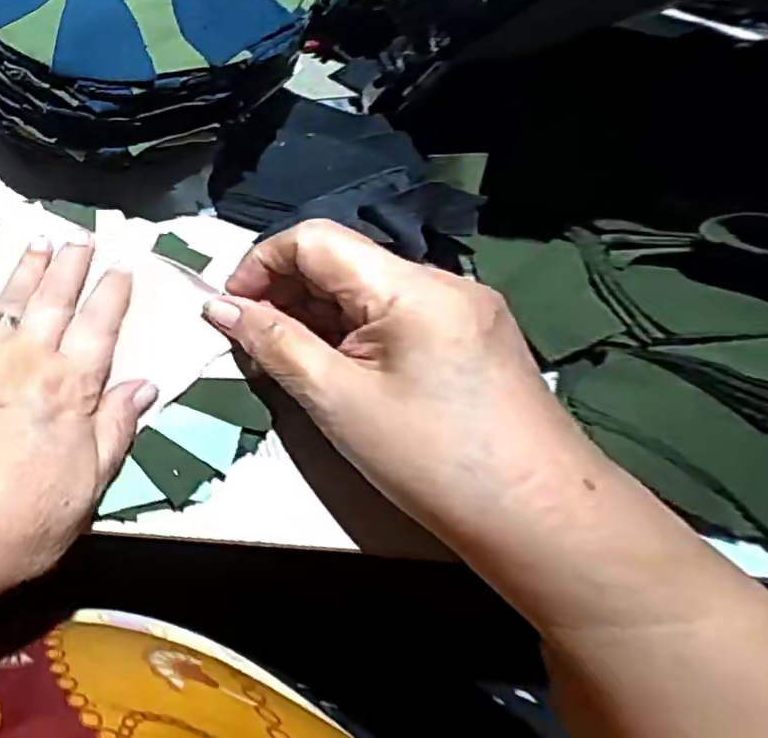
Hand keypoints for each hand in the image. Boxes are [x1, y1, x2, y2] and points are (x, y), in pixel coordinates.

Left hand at [0, 237, 156, 624]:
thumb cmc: (17, 519)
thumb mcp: (85, 490)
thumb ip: (115, 431)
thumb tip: (143, 386)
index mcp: (70, 387)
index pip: (100, 326)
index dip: (112, 293)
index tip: (120, 268)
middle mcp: (28, 357)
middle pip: (55, 298)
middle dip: (71, 264)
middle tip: (81, 237)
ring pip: (11, 296)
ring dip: (28, 266)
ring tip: (41, 240)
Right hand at [200, 219, 605, 552]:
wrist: (549, 528)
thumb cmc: (433, 460)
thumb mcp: (335, 398)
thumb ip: (271, 342)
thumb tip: (218, 308)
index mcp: (410, 287)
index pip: (313, 239)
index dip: (260, 264)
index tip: (231, 308)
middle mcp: (437, 281)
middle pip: (336, 258)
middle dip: (282, 290)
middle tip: (251, 338)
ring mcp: (457, 306)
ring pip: (359, 285)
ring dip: (310, 311)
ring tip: (284, 355)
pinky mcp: (464, 332)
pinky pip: (386, 310)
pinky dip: (345, 327)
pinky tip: (329, 363)